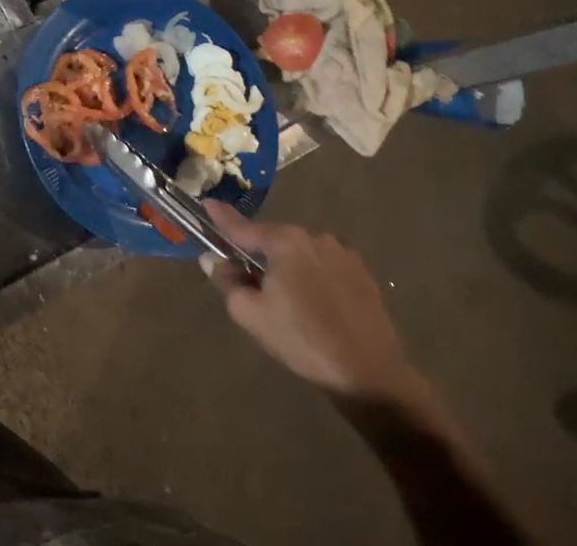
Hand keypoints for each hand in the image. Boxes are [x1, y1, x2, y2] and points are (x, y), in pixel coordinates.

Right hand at [202, 200, 416, 400]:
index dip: (222, 217)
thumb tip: (216, 261)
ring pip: (301, 256)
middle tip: (250, 286)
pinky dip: (312, 280)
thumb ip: (228, 281)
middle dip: (259, 256)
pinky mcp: (363, 276)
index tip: (207, 204)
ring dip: (288, 269)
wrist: (369, 372)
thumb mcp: (250, 313)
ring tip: (287, 304)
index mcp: (286, 242)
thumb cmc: (301, 338)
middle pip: (275, 242)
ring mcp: (344, 255)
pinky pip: (324, 269)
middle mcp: (317, 238)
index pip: (244, 227)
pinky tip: (314, 308)